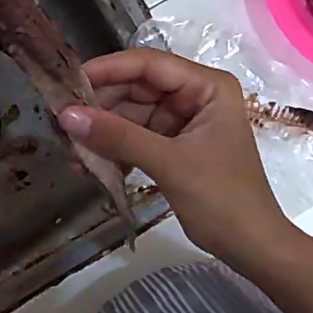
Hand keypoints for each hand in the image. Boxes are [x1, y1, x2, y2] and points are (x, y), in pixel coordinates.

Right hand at [58, 48, 290, 264]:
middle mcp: (194, 96)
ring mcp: (181, 122)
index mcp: (207, 87)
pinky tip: (87, 162)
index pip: (148, 64)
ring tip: (68, 144)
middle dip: (99, 104)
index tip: (68, 82)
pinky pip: (132, 136)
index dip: (107, 70)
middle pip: (134, 87)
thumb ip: (117, 136)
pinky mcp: (170, 145)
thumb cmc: (223, 199)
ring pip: (129, 113)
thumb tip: (66, 115)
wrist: (252, 247)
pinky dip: (111, 147)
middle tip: (60, 117)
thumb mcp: (169, 163)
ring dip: (100, 129)